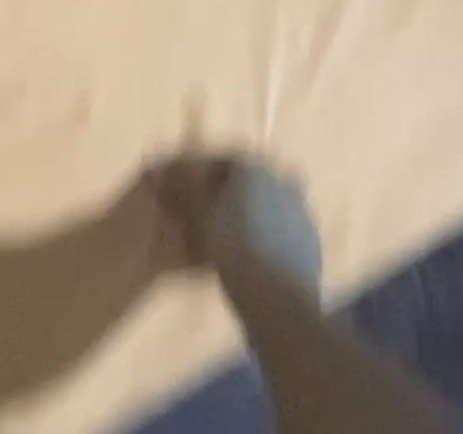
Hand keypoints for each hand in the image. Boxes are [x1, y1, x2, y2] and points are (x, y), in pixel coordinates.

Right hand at [147, 154, 320, 289]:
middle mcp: (282, 180)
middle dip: (217, 192)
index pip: (218, 159)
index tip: (175, 187)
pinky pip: (276, 228)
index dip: (192, 172)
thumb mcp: (200, 214)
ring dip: (238, 213)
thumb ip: (180, 186)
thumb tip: (153, 165)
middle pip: (241, 181)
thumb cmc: (235, 247)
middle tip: (194, 211)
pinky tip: (243, 254)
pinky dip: (258, 233)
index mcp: (256, 168)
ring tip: (216, 235)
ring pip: (261, 204)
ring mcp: (301, 211)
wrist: (281, 302)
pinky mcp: (310, 241)